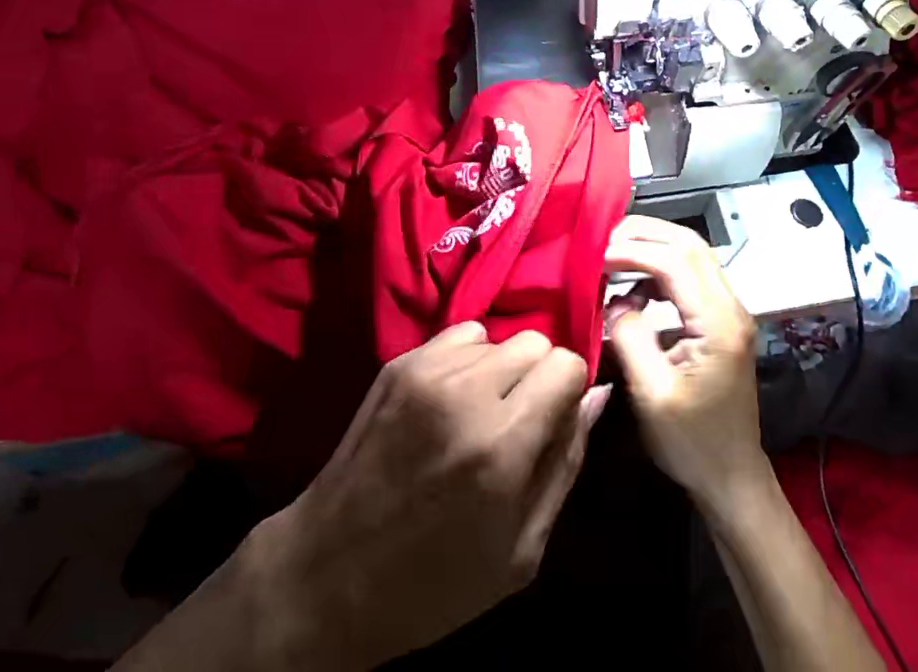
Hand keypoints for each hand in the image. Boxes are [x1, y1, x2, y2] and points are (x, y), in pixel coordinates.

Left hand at [238, 323, 608, 669]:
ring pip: (500, 337)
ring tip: (478, 414)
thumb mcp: (523, 549)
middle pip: (537, 343)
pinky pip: (462, 335)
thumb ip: (568, 461)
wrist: (320, 581)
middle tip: (515, 421)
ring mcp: (424, 375)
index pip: (568, 365)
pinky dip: (469, 359)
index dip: (568, 394)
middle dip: (538, 377)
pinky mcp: (396, 366)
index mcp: (501, 445)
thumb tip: (597, 395)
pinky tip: (451, 400)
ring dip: (502, 369)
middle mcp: (465, 395)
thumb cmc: (434, 581)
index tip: (551, 424)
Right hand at [604, 216, 763, 502]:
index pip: (676, 263)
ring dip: (654, 249)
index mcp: (718, 322)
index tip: (595, 253)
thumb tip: (613, 302)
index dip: (634, 250)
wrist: (731, 474)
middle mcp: (731, 307)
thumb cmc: (692, 443)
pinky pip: (692, 280)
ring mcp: (730, 313)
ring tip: (612, 255)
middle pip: (692, 246)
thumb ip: (631, 339)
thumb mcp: (652, 394)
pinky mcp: (721, 323)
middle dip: (647, 234)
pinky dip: (662, 273)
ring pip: (694, 258)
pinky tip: (633, 290)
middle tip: (603, 237)